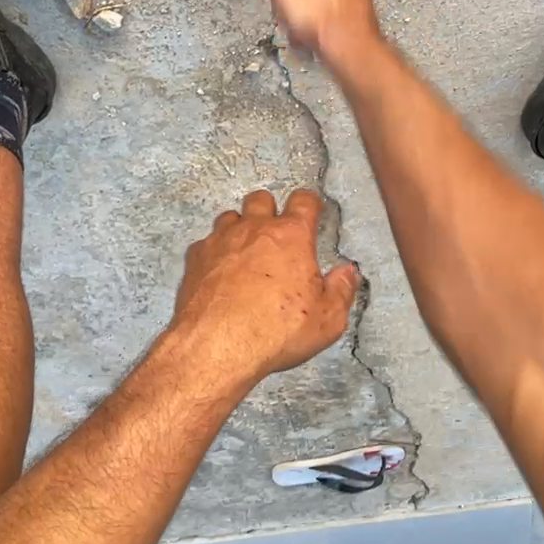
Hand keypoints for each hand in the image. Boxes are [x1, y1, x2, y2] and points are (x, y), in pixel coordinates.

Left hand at [169, 189, 360, 382]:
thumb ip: (341, 290)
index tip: (311, 209)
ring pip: (230, 216)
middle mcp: (255, 228)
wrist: (217, 344)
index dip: (309, 203)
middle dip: (269, 210)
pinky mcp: (196, 257)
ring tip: (246, 251)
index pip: (303, 200)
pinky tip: (219, 272)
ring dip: (240, 228)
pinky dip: (214, 252)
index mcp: (291, 236)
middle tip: (276, 233)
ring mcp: (221, 239)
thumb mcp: (327, 319)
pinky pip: (206, 242)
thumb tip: (347, 272)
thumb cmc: (275, 330)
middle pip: (261, 199)